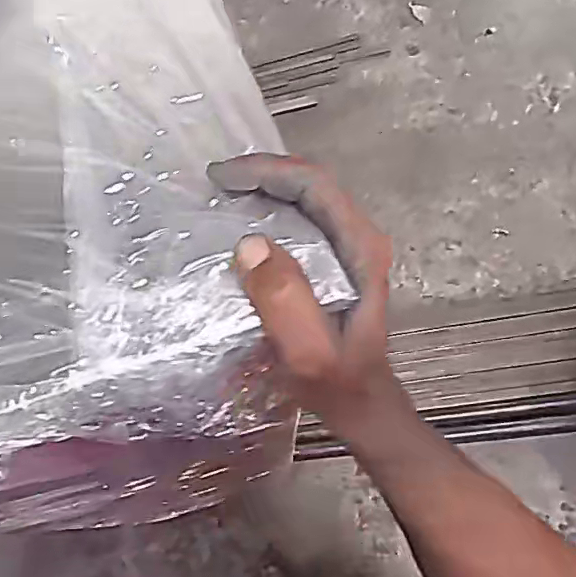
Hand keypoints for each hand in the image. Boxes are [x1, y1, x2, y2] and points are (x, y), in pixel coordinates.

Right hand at [209, 154, 411, 439]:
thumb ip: (285, 300)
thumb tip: (249, 244)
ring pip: (303, 203)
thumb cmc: (336, 382)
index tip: (222, 179)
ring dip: (263, 194)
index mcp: (360, 248)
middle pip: (309, 187)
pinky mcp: (333, 266)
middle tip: (214, 187)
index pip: (314, 186)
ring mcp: (347, 252)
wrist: (360, 405)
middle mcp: (357, 240)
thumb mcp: (309, 351)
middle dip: (261, 177)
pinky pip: (299, 225)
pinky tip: (240, 231)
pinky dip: (267, 217)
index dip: (267, 171)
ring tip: (221, 202)